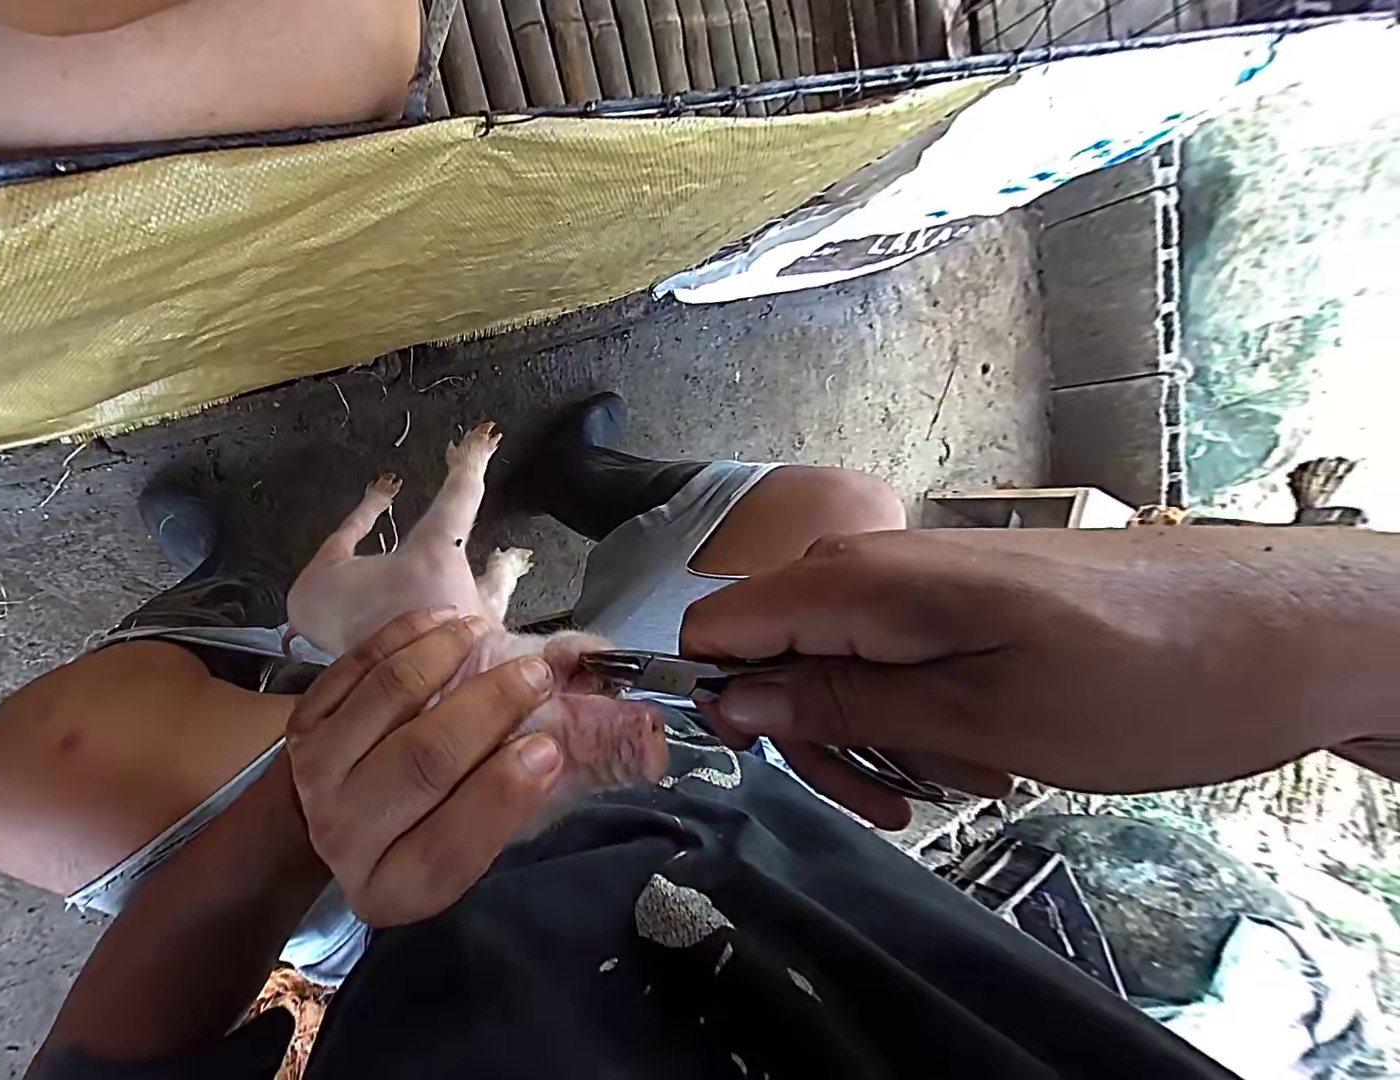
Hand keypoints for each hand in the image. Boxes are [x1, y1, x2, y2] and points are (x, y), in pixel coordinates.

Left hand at [286, 608, 565, 925]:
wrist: (331, 804)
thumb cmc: (419, 821)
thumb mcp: (466, 835)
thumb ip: (513, 799)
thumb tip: (566, 744)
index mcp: (396, 884)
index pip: (452, 845)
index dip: (504, 792)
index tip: (548, 745)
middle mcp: (348, 832)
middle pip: (423, 760)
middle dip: (489, 706)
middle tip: (535, 673)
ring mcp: (318, 770)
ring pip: (390, 696)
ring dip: (443, 654)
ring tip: (483, 631)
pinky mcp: (305, 719)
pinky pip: (358, 663)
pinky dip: (403, 634)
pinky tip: (443, 620)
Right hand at [680, 526, 1399, 828]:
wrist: (1293, 617)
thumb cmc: (1148, 672)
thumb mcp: (980, 714)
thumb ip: (838, 703)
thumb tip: (728, 702)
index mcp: (844, 585)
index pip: (710, 629)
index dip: (713, 695)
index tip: (769, 755)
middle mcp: (845, 568)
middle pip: (757, 653)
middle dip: (801, 731)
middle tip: (883, 796)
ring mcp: (882, 576)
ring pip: (809, 660)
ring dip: (856, 728)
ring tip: (949, 774)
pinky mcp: (916, 590)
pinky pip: (860, 651)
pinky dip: (891, 706)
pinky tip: (962, 738)